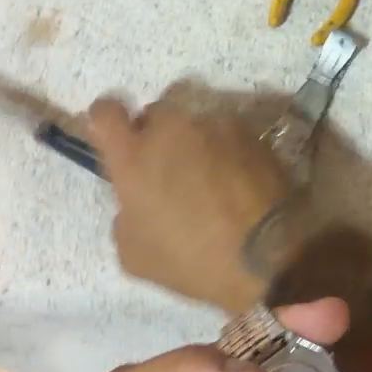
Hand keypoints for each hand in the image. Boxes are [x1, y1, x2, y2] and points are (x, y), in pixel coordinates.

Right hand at [90, 83, 292, 311]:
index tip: (115, 137)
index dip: (107, 121)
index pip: (105, 113)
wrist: (266, 252)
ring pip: (195, 123)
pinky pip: (227, 132)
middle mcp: (173, 129)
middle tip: (170, 169)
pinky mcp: (251, 131)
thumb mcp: (134, 251)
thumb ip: (127, 210)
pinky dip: (226, 148)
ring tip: (211, 178)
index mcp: (135, 156)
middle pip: (156, 114)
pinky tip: (237, 178)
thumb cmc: (192, 259)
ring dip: (195, 142)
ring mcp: (216, 125)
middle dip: (158, 135)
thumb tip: (139, 197)